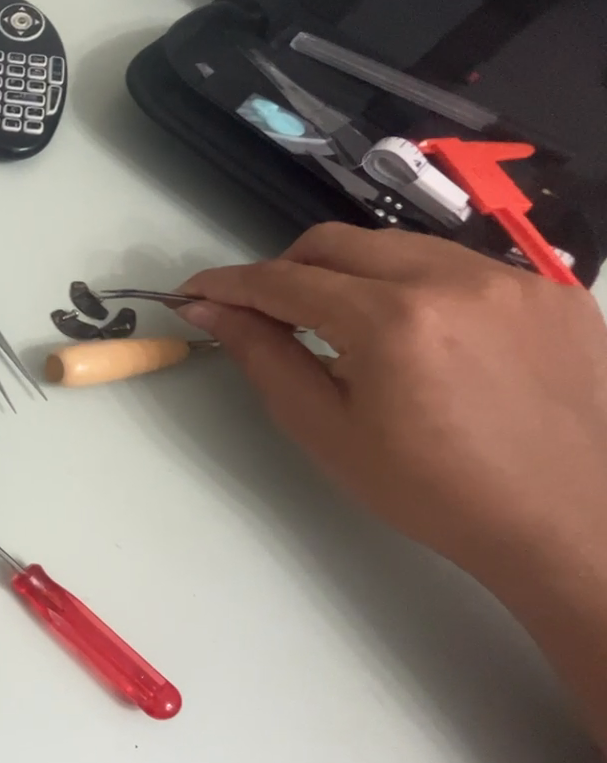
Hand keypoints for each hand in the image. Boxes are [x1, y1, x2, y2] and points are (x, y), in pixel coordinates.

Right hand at [178, 222, 606, 588]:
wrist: (570, 520)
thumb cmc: (426, 485)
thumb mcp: (321, 424)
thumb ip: (261, 354)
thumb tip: (208, 309)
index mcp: (391, 319)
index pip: (282, 280)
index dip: (226, 283)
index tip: (193, 293)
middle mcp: (455, 280)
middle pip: (335, 242)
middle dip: (282, 269)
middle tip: (263, 314)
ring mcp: (514, 279)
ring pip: (394, 245)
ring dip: (344, 272)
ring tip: (335, 325)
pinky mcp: (552, 290)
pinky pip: (453, 264)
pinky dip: (407, 284)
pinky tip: (408, 335)